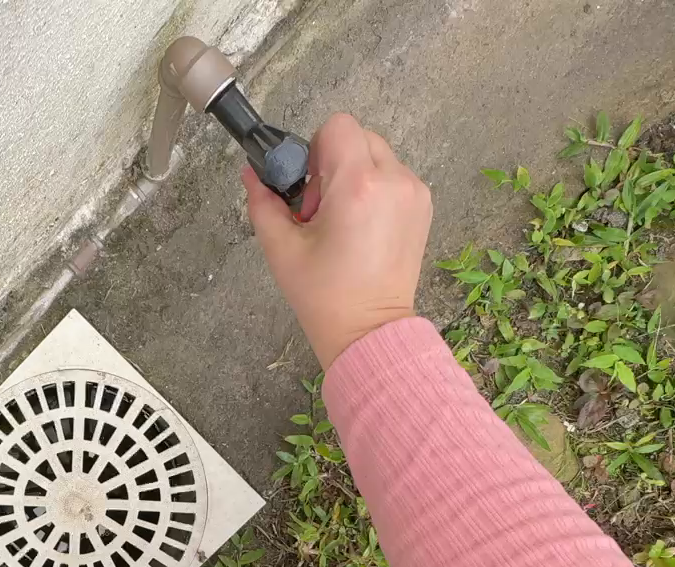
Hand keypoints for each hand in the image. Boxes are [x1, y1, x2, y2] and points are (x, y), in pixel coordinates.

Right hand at [242, 113, 432, 369]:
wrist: (368, 331)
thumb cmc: (325, 297)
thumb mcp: (281, 250)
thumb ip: (263, 204)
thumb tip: (252, 174)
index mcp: (357, 186)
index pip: (337, 127)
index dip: (314, 150)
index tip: (308, 187)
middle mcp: (393, 180)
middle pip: (359, 137)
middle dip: (334, 165)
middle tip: (321, 212)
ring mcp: (413, 192)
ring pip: (377, 157)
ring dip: (355, 178)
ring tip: (342, 225)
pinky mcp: (422, 206)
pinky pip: (394, 178)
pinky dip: (374, 193)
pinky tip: (362, 232)